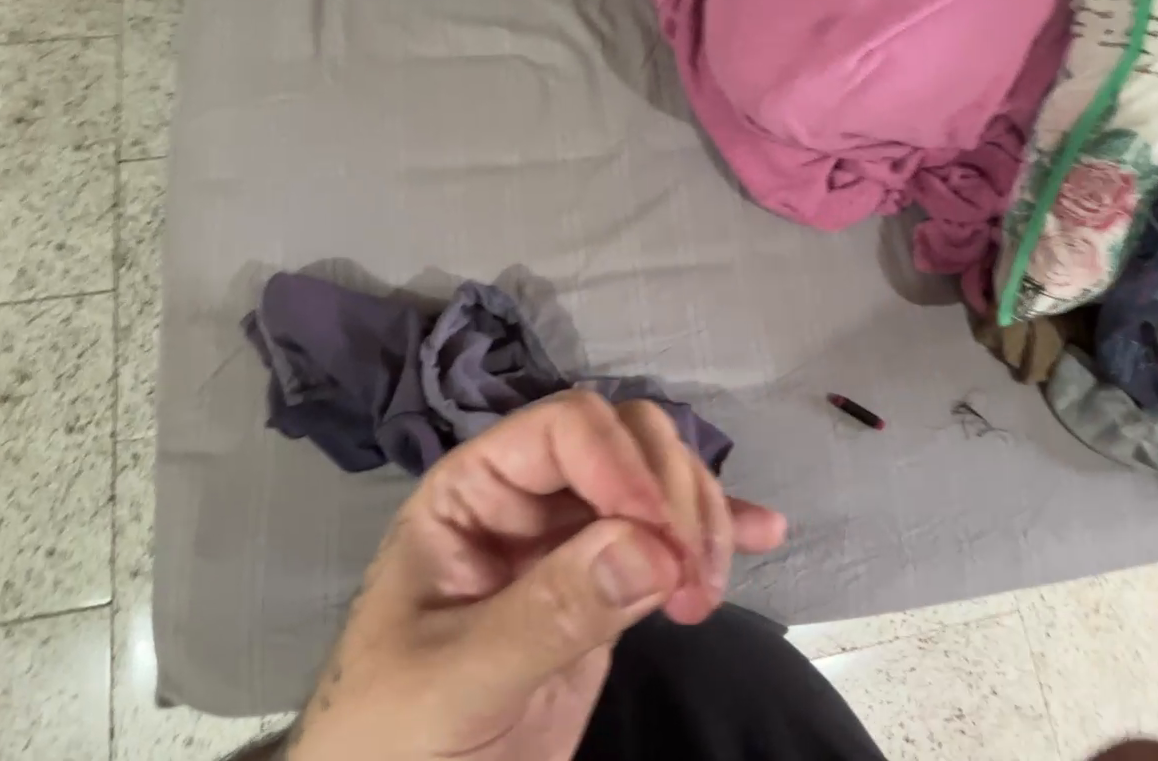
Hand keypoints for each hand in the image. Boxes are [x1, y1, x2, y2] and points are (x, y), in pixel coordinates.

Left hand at [283, 390, 787, 760]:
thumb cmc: (396, 728)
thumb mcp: (455, 677)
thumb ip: (546, 613)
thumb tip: (649, 547)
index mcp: (474, 489)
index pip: (561, 429)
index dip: (620, 463)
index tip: (663, 535)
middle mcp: (527, 497)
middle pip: (621, 438)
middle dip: (670, 490)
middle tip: (692, 575)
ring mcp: (571, 539)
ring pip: (655, 479)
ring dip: (699, 516)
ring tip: (707, 592)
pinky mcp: (607, 582)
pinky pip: (667, 539)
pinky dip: (716, 531)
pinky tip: (761, 533)